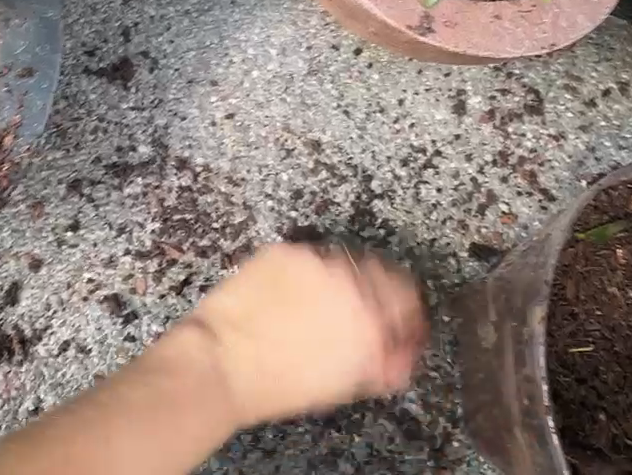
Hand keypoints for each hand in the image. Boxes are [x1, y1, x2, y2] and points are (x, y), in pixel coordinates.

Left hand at [169, 242, 427, 427]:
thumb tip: (399, 354)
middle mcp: (349, 280)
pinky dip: (309, 273)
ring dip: (345, 279)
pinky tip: (294, 295)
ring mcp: (315, 259)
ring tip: (322, 305)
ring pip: (345, 262)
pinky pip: (309, 257)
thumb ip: (382, 362)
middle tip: (366, 311)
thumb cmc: (279, 383)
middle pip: (383, 272)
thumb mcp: (344, 381)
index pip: (409, 296)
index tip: (403, 319)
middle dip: (381, 292)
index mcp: (370, 317)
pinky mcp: (286, 249)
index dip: (408, 310)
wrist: (223, 361)